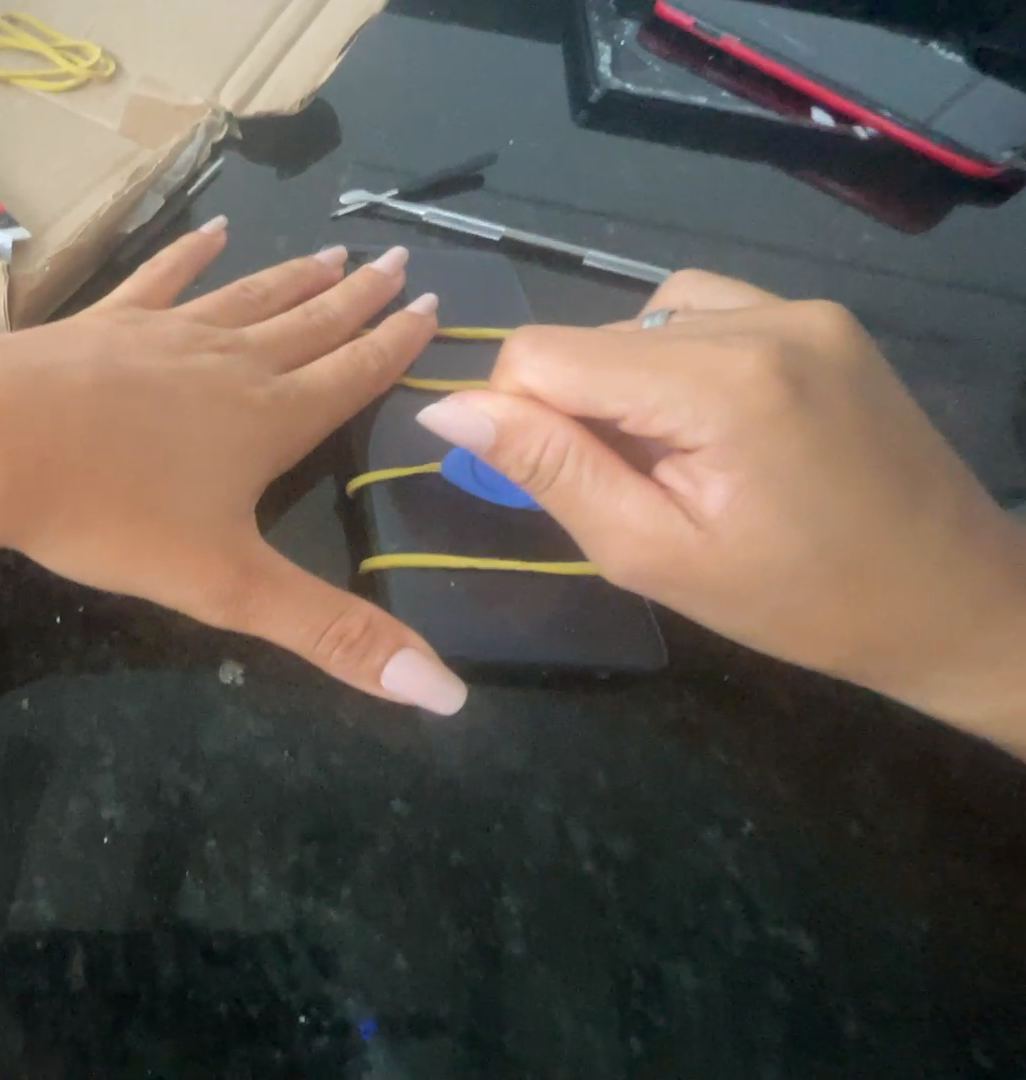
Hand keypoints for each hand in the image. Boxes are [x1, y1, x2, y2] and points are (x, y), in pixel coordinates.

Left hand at [0, 223, 467, 712]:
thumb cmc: (108, 516)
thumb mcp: (226, 588)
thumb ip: (329, 635)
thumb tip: (446, 693)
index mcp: (265, 421)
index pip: (350, 378)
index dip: (394, 348)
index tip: (432, 306)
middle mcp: (225, 364)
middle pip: (307, 326)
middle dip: (357, 302)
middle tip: (399, 264)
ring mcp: (160, 335)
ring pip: (245, 299)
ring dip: (292, 278)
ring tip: (334, 251)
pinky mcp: (100, 324)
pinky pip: (158, 280)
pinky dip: (187, 257)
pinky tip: (209, 231)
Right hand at [413, 270, 1025, 744]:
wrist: (951, 599)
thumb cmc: (787, 598)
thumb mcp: (641, 549)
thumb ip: (544, 466)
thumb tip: (444, 410)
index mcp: (718, 382)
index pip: (538, 353)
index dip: (513, 414)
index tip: (551, 475)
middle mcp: (761, 319)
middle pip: (580, 339)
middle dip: (569, 409)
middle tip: (626, 483)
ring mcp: (797, 308)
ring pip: (623, 324)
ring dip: (610, 387)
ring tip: (662, 451)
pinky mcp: (813, 316)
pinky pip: (684, 311)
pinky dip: (656, 359)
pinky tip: (690, 411)